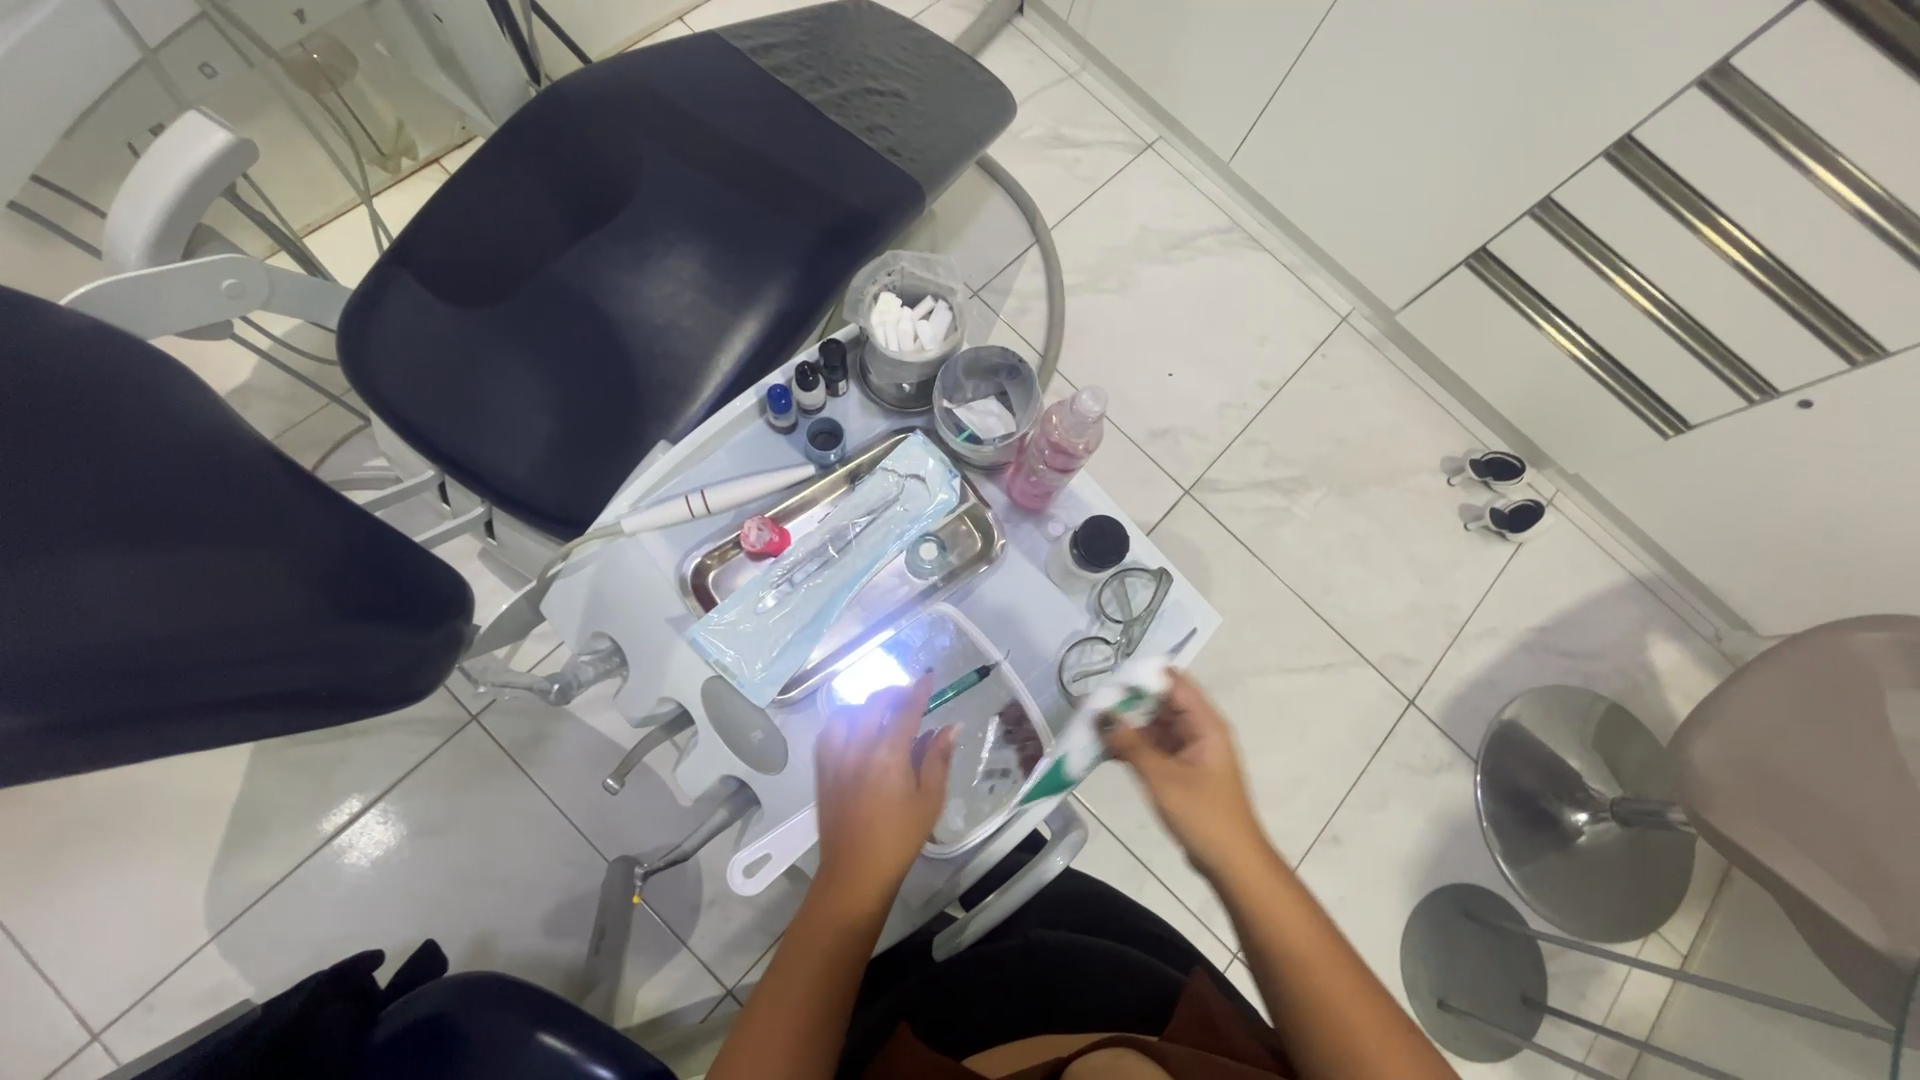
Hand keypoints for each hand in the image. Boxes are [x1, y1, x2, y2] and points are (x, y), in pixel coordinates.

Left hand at [812, 675, 955, 909]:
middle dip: (894, 692)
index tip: (929, 676)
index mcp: (888, 754)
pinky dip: (843, 722)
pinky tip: (854, 730)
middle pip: (875, 704)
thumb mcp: (929, 800)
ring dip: (866, 706)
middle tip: (910, 695)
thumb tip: (950, 727)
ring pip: (847, 713)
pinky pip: (828, 733)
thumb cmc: (900, 838)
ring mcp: (835, 758)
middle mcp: (858, 747)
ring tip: (881, 712)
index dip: (919, 690)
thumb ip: (938, 758)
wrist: (856, 871)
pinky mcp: (822, 771)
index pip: (906, 709)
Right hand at [1099, 670, 1266, 876]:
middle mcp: (1198, 730)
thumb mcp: (1162, 778)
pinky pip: (1153, 748)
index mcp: (1205, 724)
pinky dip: (1131, 747)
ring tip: (1089, 725)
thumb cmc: (1203, 816)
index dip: (1141, 676)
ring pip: (1153, 726)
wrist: (1232, 863)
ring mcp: (1189, 751)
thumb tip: (1101, 713)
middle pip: (1160, 702)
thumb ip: (1131, 744)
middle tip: (1089, 704)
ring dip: (1125, 726)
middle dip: (1126, 702)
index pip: (1173, 682)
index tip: (1107, 680)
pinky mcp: (1181, 770)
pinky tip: (1103, 750)